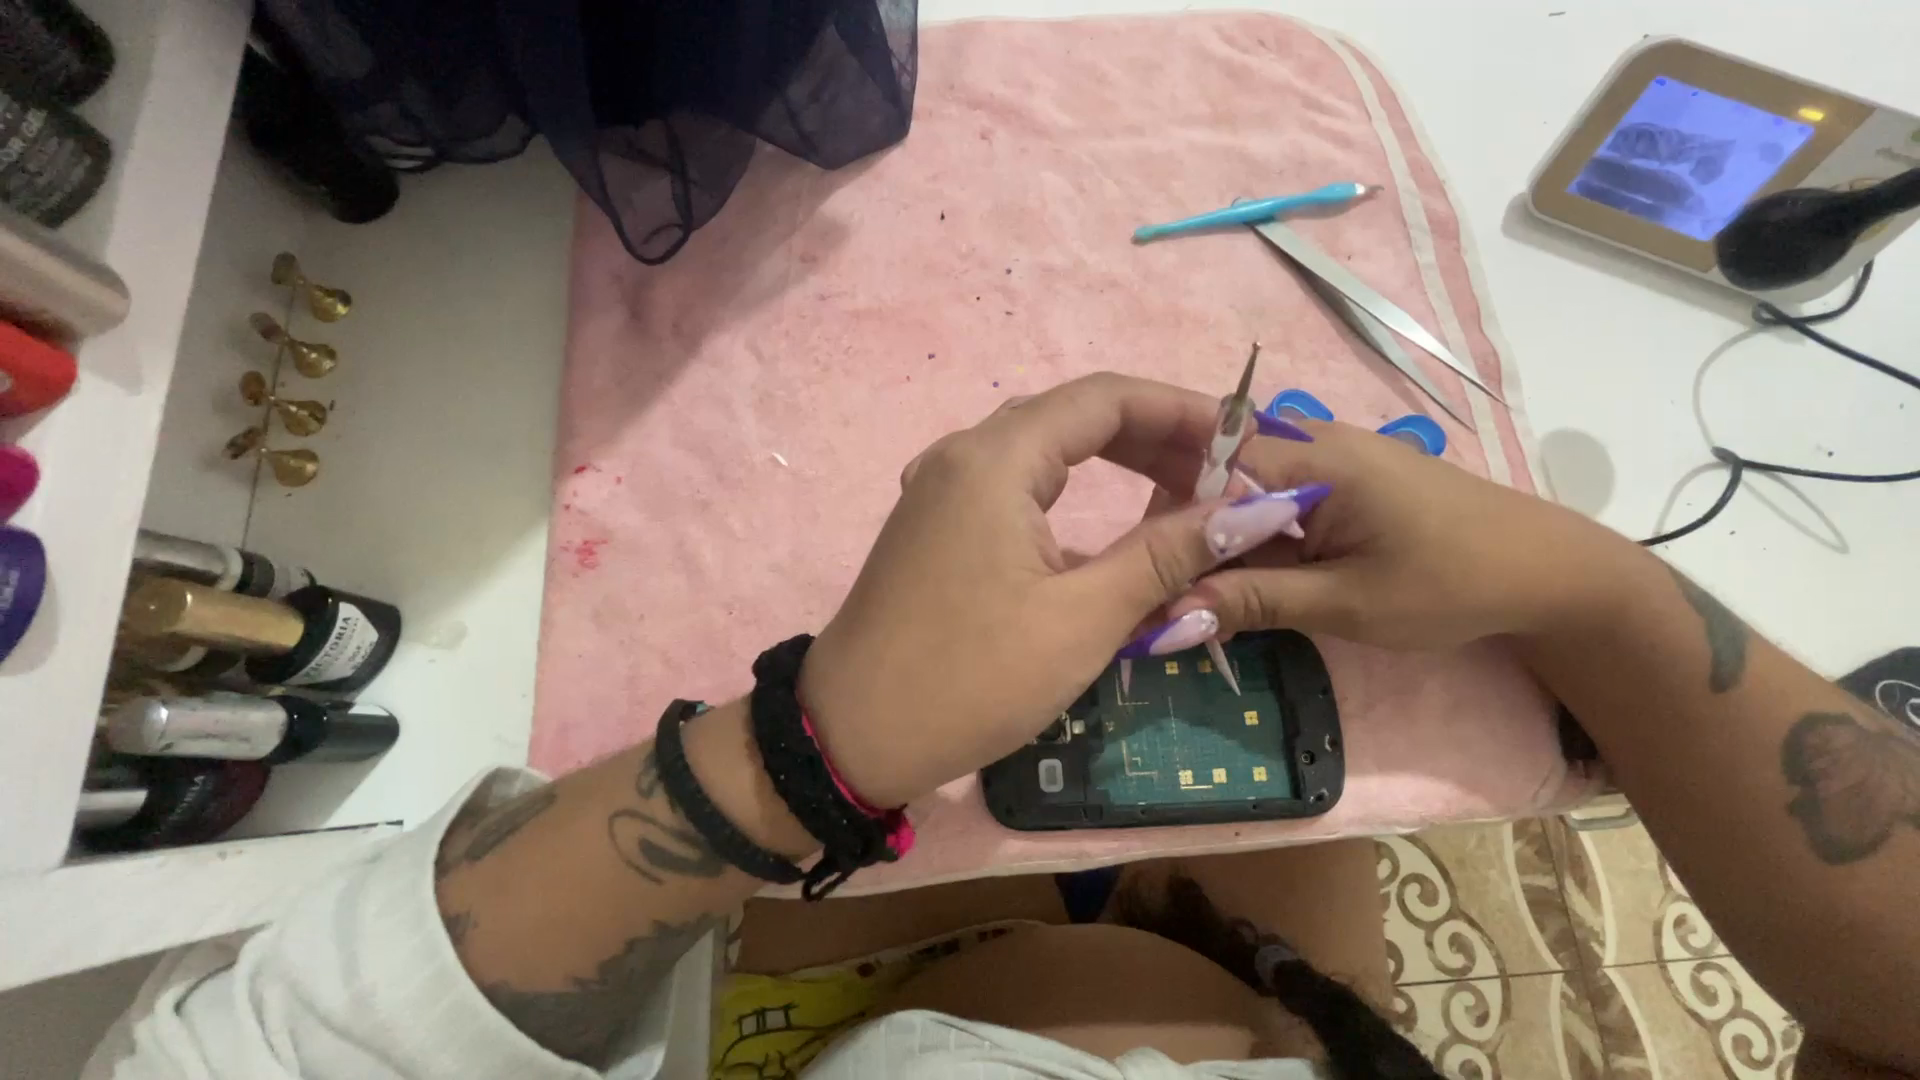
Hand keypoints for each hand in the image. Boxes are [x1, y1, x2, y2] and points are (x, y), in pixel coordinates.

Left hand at [798, 374, 1295, 807]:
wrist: (851, 735)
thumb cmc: (969, 679)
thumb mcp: (1081, 619)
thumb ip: (1166, 555)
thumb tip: (1248, 511)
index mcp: (994, 458)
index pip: (1106, 397)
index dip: (1182, 411)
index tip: (1244, 442)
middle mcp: (962, 456)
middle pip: (1074, 419)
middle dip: (1154, 442)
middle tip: (1223, 481)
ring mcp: (941, 491)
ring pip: (1044, 457)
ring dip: (1114, 471)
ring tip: (1181, 504)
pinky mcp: (935, 528)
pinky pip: (1015, 493)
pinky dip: (1070, 502)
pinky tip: (1110, 538)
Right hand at [1172, 419, 1640, 649]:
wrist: (1550, 573)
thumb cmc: (1452, 584)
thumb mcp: (1347, 604)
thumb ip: (1253, 601)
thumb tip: (1168, 614)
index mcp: (1314, 459)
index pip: (1210, 461)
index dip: (1170, 508)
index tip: (1147, 560)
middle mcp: (1315, 441)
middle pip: (1221, 470)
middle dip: (1187, 523)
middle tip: (1163, 577)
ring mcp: (1332, 457)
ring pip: (1246, 485)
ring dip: (1219, 532)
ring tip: (1193, 577)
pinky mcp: (1345, 478)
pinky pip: (1276, 495)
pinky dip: (1252, 531)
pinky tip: (1244, 569)